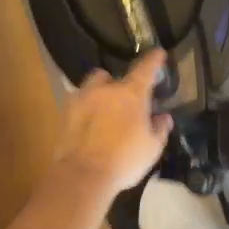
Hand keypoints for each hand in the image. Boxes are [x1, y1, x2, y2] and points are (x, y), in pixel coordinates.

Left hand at [54, 50, 174, 195]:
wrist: (84, 175)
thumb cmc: (125, 160)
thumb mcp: (152, 148)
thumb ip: (160, 129)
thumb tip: (163, 117)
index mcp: (131, 95)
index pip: (145, 69)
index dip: (153, 60)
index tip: (158, 53)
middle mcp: (105, 90)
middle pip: (111, 77)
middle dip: (118, 85)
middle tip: (125, 102)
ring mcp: (82, 99)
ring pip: (91, 87)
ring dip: (99, 93)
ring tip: (103, 111)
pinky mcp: (65, 114)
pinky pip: (78, 103)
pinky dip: (85, 109)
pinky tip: (88, 124)